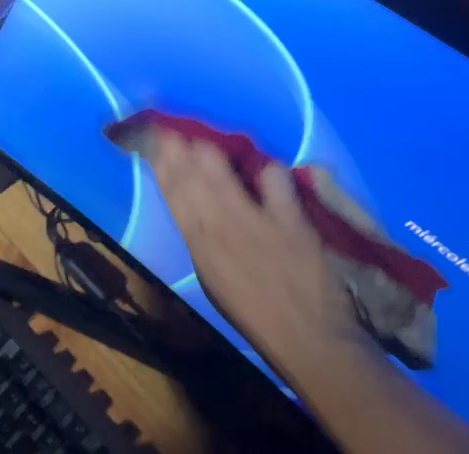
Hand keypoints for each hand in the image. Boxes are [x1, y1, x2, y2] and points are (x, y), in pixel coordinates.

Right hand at [145, 133, 369, 364]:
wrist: (309, 339)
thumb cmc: (255, 313)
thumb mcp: (212, 279)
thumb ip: (201, 238)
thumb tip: (193, 205)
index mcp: (197, 243)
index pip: (171, 191)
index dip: (162, 162)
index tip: (158, 139)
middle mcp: (217, 225)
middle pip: (189, 173)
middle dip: (179, 146)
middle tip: (176, 128)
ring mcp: (253, 220)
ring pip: (219, 169)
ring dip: (209, 150)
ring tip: (209, 140)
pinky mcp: (289, 220)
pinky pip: (273, 179)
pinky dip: (267, 170)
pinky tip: (265, 171)